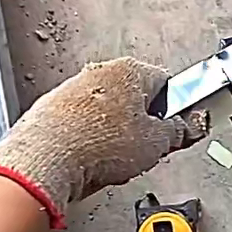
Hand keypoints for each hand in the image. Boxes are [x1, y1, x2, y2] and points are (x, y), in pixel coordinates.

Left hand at [0, 58, 206, 224]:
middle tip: (145, 149)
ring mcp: (73, 90)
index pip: (166, 83)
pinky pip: (81, 126)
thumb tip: (186, 127)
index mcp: (130, 70)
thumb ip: (177, 132)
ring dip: (112, 134)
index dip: (174, 110)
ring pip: (105, 113)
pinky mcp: (52, 111)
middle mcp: (100, 72)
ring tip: (114, 160)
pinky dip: (87, 141)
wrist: (45, 160)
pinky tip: (89, 160)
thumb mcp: (155, 143)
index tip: (175, 129)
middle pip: (133, 98)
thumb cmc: (97, 145)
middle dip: (141, 124)